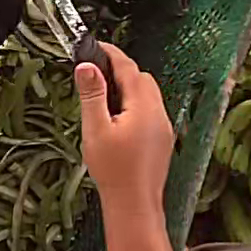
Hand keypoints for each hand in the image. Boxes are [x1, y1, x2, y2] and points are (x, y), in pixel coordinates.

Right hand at [77, 44, 172, 215]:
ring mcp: (163, 127)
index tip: (98, 46)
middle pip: (142, 78)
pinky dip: (136, 104)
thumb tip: (87, 67)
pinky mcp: (163, 140)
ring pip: (149, 94)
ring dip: (130, 87)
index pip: (128, 68)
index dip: (112, 53)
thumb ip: (92, 95)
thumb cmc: (114, 171)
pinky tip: (120, 117)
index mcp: (143, 107)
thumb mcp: (95, 129)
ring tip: (105, 94)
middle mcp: (158, 114)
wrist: (134, 205)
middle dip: (121, 69)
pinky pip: (151, 111)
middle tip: (97, 70)